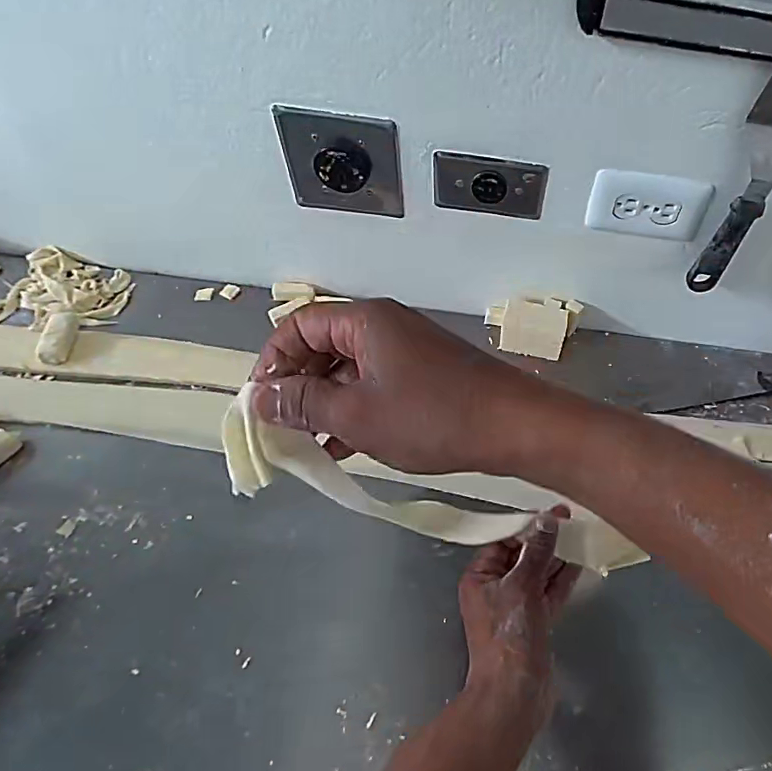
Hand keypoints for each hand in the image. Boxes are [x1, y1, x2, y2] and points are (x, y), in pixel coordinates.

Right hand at [251, 298, 568, 474]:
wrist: (512, 425)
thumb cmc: (431, 416)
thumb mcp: (356, 414)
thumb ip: (304, 403)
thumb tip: (262, 396)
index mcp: (366, 321)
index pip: (299, 325)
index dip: (271, 361)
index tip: (259, 402)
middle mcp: (386, 326)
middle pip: (323, 346)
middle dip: (297, 386)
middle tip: (280, 429)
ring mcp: (409, 351)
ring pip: (349, 371)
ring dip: (325, 404)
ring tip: (306, 446)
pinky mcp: (425, 375)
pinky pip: (376, 386)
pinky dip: (355, 411)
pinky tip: (342, 449)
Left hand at [457, 508, 581, 709]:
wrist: (514, 696)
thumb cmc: (509, 637)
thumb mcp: (522, 586)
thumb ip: (537, 552)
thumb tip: (549, 519)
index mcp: (480, 577)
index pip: (504, 540)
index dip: (528, 525)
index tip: (553, 512)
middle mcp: (496, 588)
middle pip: (523, 554)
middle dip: (545, 538)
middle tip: (571, 519)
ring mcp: (517, 606)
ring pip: (539, 572)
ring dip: (557, 556)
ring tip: (579, 534)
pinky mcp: (535, 620)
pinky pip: (550, 591)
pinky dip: (563, 577)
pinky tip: (579, 560)